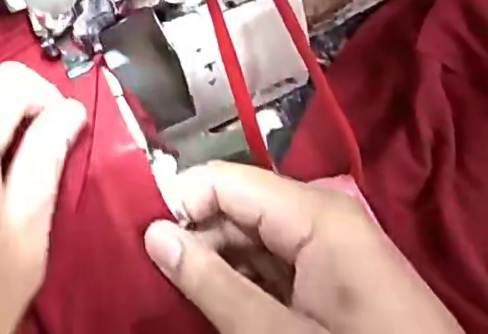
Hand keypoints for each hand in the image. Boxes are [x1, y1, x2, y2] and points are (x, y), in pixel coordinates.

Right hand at [143, 162, 462, 333]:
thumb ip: (211, 282)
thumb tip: (151, 233)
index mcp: (315, 214)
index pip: (223, 180)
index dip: (179, 202)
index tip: (143, 239)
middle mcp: (325, 215)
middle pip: (238, 206)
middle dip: (197, 237)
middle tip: (161, 277)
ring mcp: (337, 248)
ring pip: (254, 237)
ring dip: (220, 264)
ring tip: (190, 296)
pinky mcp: (344, 280)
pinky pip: (279, 264)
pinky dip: (249, 283)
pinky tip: (227, 308)